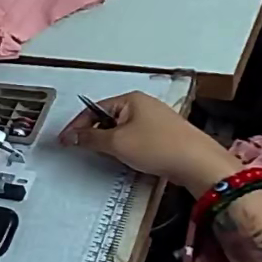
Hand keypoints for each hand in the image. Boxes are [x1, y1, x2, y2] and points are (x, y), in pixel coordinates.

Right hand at [58, 91, 241, 190]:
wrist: (196, 162)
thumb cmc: (160, 147)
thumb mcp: (117, 143)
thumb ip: (91, 139)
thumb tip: (72, 136)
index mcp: (130, 99)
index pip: (94, 109)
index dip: (77, 126)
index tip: (65, 140)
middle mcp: (143, 105)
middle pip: (108, 119)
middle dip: (94, 135)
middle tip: (84, 150)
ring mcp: (155, 120)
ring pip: (122, 130)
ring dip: (111, 144)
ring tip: (109, 157)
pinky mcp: (164, 136)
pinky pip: (136, 139)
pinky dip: (127, 148)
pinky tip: (129, 160)